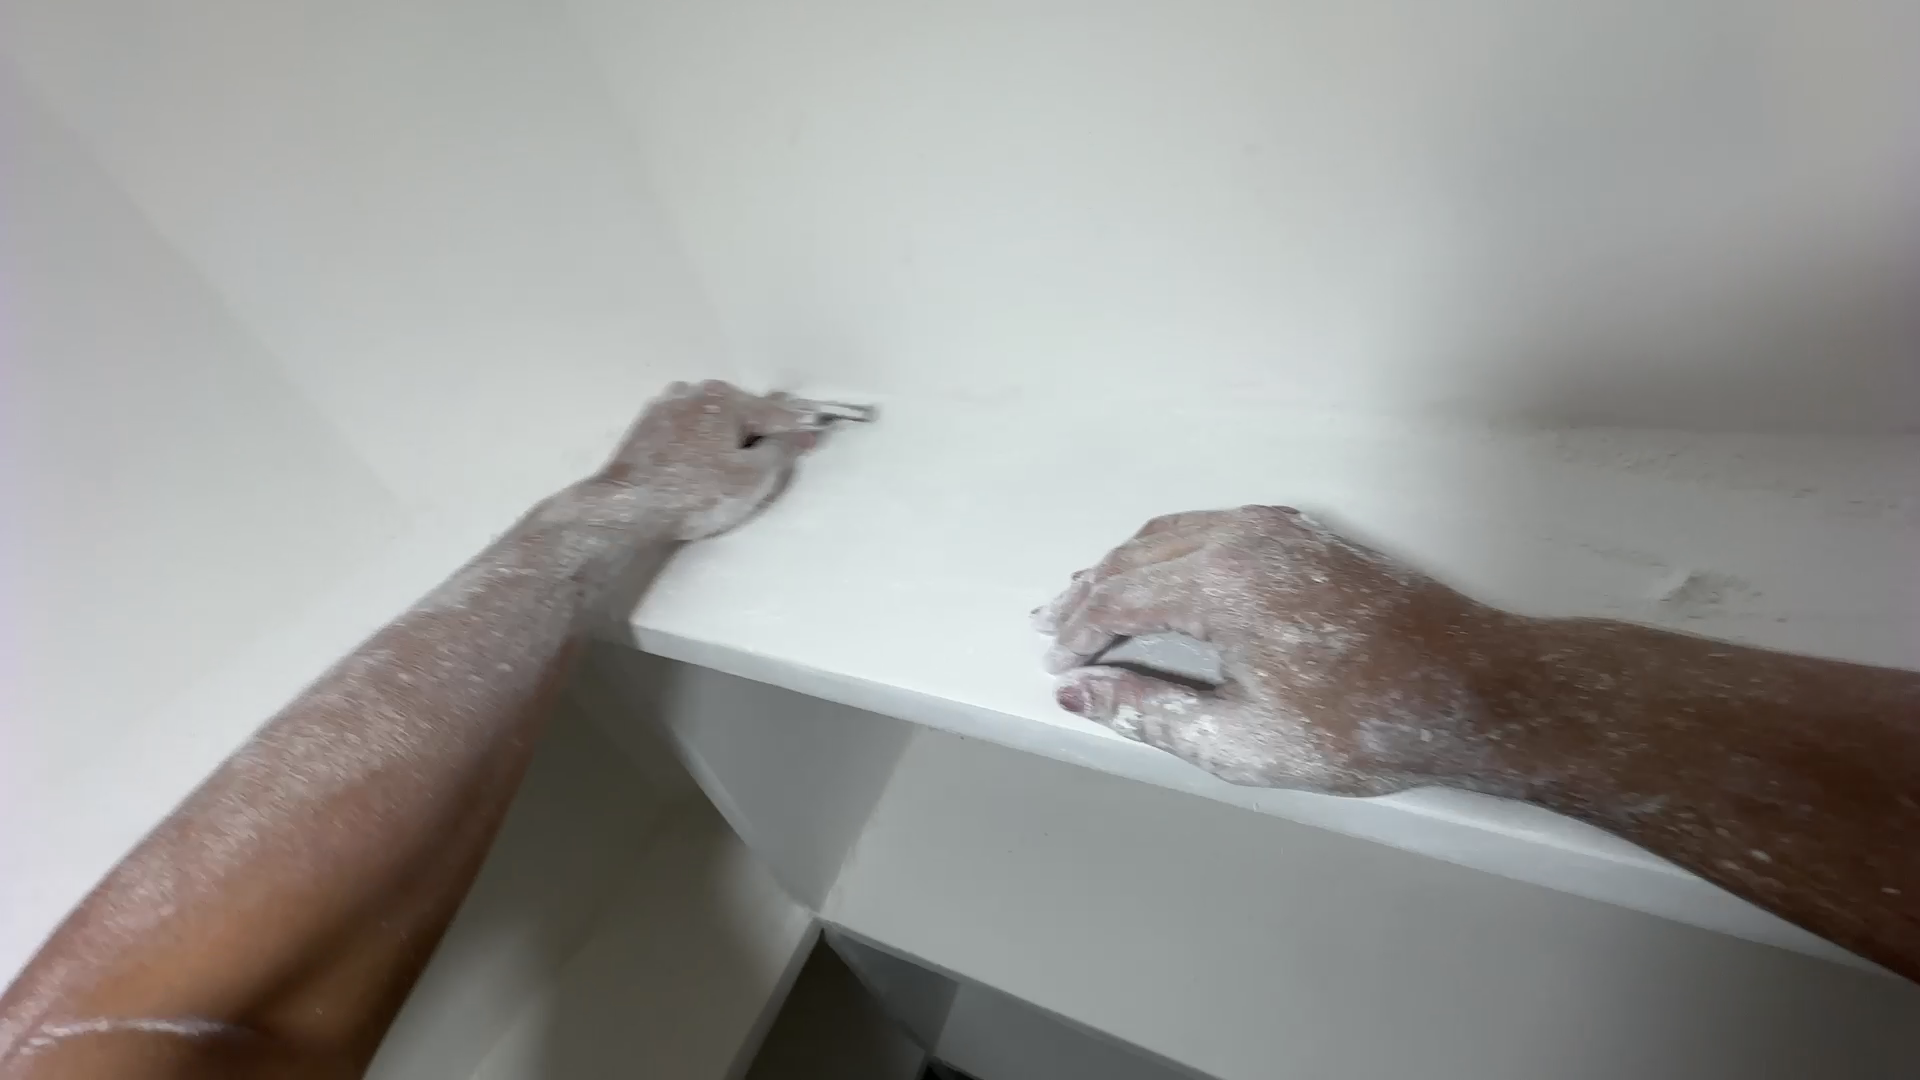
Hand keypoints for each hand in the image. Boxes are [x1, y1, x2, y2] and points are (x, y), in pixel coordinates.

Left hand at [585, 380, 818, 540]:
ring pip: (714, 417)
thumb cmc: (696, 494)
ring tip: (735, 465)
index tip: (816, 441)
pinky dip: (704, 439)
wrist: (626, 509)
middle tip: (773, 460)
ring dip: (730, 435)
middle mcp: (696, 391)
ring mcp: (668, 405)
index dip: (799, 430)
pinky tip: (703, 463)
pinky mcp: (648, 425)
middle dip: (762, 431)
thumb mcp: (751, 478)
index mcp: (726, 399)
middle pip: (744, 410)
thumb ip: (781, 451)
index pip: (777, 413)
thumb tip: (801, 433)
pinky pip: (690, 427)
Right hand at [1035, 506, 1503, 795]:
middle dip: (1085, 596)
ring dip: (1118, 568)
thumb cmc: (1356, 728)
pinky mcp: (1290, 529)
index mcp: (1219, 585)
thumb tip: (1075, 692)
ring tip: (1084, 596)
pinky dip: (1160, 550)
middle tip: (1051, 626)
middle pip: (1131, 560)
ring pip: (1162, 536)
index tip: (1057, 664)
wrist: (1473, 690)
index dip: (1079, 633)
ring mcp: (1266, 527)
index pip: (1118, 600)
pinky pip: (1201, 526)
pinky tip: (1151, 571)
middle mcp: (1236, 538)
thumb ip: (1146, 711)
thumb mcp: (1238, 741)